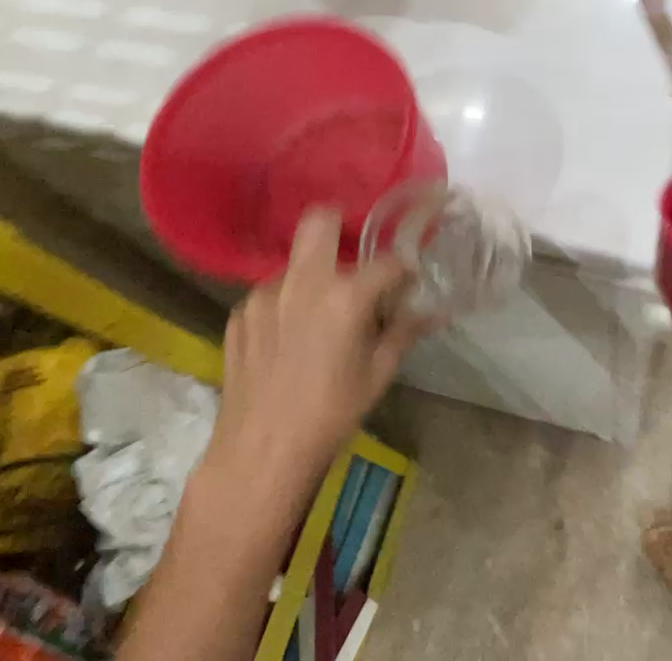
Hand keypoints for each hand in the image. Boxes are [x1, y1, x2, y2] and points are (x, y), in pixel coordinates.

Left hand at [204, 208, 433, 485]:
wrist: (261, 451)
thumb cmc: (331, 414)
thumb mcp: (378, 375)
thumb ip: (404, 332)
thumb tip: (432, 312)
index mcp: (345, 296)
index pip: (387, 262)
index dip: (403, 268)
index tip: (407, 279)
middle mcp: (302, 282)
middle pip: (320, 221)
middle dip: (341, 224)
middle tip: (355, 253)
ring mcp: (263, 295)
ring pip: (295, 265)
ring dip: (314, 277)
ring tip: (321, 315)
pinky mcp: (239, 313)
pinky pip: (271, 295)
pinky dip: (287, 305)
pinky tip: (291, 340)